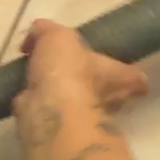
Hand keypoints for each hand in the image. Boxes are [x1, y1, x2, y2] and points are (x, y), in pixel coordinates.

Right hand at [14, 19, 148, 123]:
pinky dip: (43, 105)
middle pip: (105, 90)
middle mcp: (115, 102)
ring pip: (78, 103)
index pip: (133, 76)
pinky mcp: (65, 130)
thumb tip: (38, 30)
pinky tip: (27, 95)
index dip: (116, 69)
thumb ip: (49, 29)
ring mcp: (90, 119)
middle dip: (84, 82)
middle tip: (60, 69)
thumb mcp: (58, 36)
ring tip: (36, 80)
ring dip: (61, 94)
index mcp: (125, 78)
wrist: (48, 109)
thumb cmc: (67, 72)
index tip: (96, 63)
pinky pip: (56, 113)